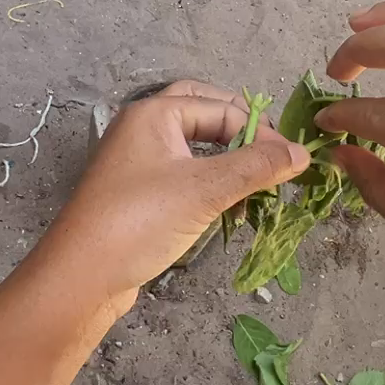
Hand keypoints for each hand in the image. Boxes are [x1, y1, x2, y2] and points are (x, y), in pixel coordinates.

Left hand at [37, 81, 308, 308]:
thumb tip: (301, 153)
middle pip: (203, 115)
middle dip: (240, 132)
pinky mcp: (138, 193)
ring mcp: (137, 161)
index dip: (259, 132)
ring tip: (256, 182)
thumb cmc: (141, 220)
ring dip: (227, 159)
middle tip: (272, 156)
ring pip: (193, 146)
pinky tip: (228, 204)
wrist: (82, 276)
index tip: (291, 163)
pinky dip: (210, 182)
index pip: (221, 107)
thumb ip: (256, 167)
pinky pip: (182, 173)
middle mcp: (143, 128)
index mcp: (154, 113)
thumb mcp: (205, 189)